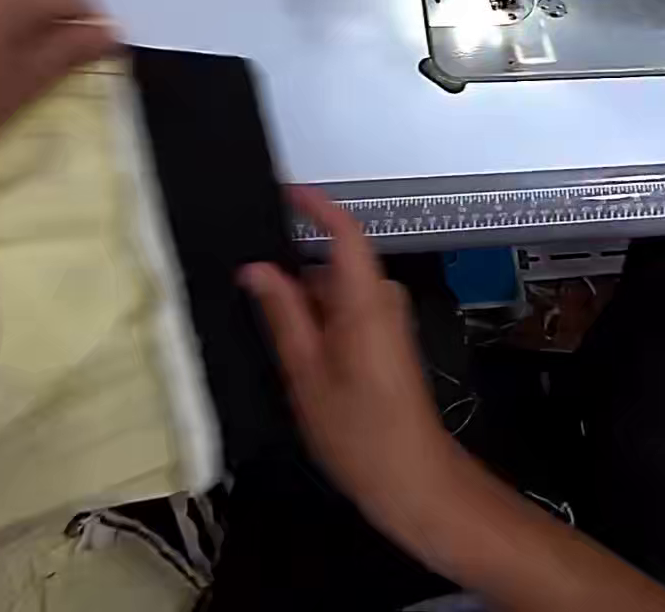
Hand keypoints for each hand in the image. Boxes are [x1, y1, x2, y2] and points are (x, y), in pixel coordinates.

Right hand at [238, 188, 471, 541]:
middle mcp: (382, 296)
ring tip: (274, 344)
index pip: (345, 231)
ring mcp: (388, 315)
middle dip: (294, 279)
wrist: (412, 475)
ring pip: (337, 291)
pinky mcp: (387, 334)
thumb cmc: (359, 429)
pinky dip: (321, 321)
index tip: (286, 191)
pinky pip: (348, 309)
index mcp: (365, 298)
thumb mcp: (307, 371)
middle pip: (333, 265)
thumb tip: (256, 268)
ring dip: (306, 307)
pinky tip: (300, 357)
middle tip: (252, 301)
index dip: (316, 205)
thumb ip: (283, 313)